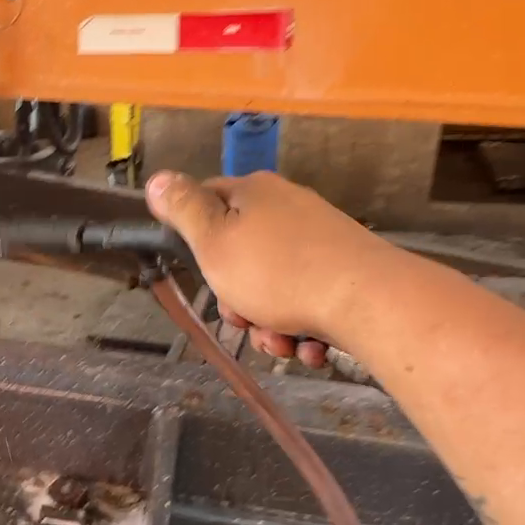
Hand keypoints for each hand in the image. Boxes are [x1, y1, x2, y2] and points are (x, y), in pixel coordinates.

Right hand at [145, 171, 396, 359]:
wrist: (368, 301)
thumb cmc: (277, 273)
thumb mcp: (213, 242)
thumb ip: (182, 211)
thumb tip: (156, 178)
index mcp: (253, 193)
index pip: (206, 202)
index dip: (194, 239)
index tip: (199, 271)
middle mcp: (287, 208)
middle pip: (239, 254)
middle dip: (236, 298)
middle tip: (241, 318)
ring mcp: (319, 239)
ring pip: (272, 286)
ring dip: (267, 323)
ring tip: (280, 342)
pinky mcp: (343, 270)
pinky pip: (306, 299)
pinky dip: (301, 326)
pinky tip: (308, 345)